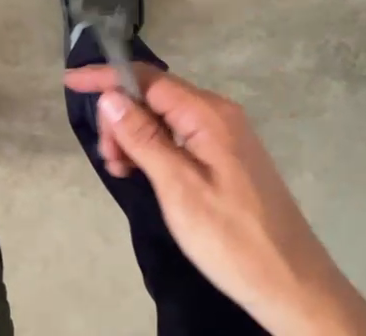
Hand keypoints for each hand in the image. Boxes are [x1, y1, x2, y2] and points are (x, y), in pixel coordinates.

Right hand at [65, 64, 365, 335]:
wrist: (296, 288)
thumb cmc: (233, 239)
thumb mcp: (179, 189)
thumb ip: (143, 138)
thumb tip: (110, 95)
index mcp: (208, 114)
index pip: (147, 79)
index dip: (106, 77)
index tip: (70, 82)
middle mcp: (219, 114)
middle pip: (155, 95)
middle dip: (121, 117)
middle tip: (108, 160)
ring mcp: (226, 135)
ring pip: (165, 117)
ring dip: (135, 135)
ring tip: (122, 172)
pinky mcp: (228, 156)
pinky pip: (180, 135)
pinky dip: (154, 148)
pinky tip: (143, 172)